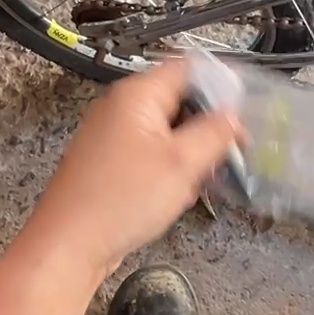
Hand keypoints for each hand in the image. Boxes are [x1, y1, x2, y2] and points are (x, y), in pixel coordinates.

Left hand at [21, 60, 240, 279]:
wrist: (70, 246)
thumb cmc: (117, 201)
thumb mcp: (182, 163)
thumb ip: (215, 132)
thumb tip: (234, 116)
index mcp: (137, 95)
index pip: (188, 68)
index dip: (221, 84)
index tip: (243, 108)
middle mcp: (122, 109)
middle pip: (180, 100)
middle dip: (209, 124)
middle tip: (231, 149)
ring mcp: (115, 136)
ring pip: (169, 130)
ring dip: (193, 150)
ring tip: (203, 178)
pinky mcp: (113, 163)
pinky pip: (154, 153)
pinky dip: (173, 167)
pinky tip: (180, 192)